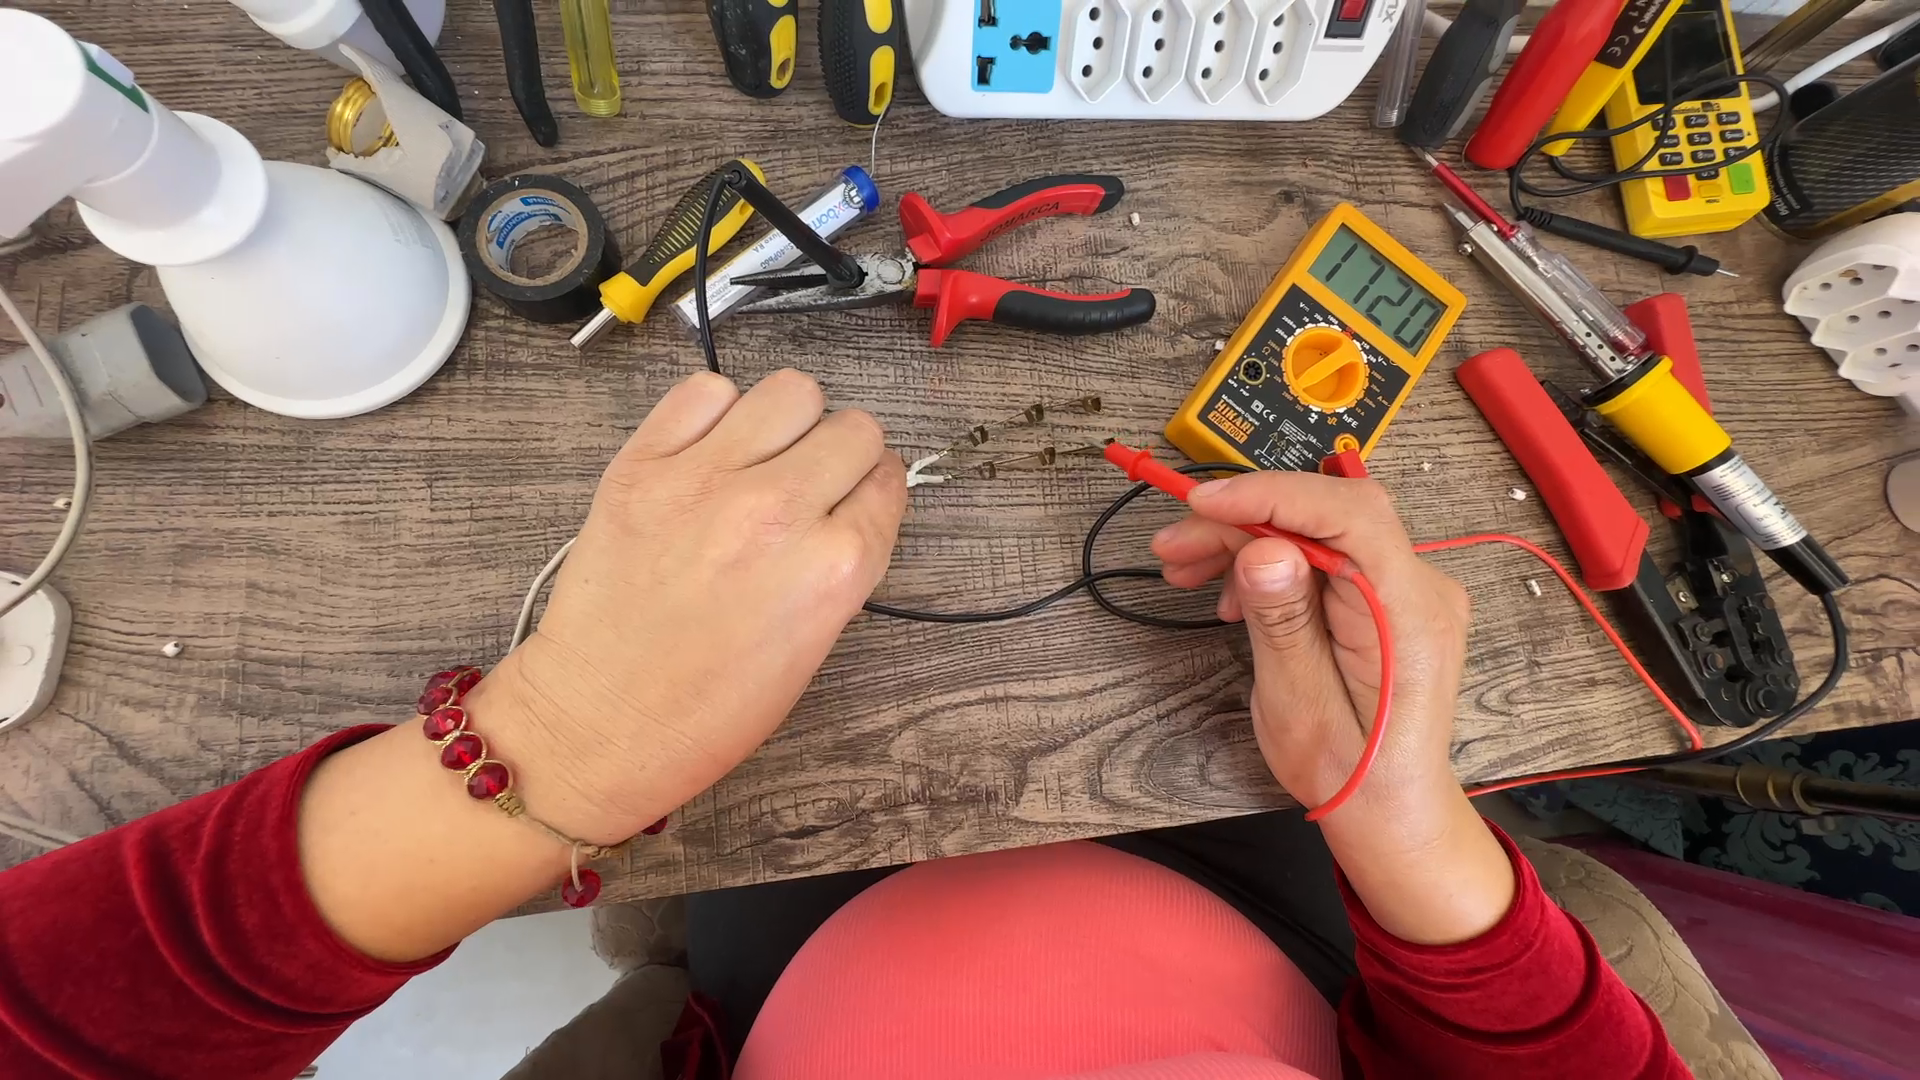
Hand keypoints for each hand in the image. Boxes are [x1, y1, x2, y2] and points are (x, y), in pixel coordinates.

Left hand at [478, 369, 906, 844]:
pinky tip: (712, 454)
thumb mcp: (817, 639)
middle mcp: (780, 511)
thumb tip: (854, 496)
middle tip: (814, 485)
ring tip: (765, 461)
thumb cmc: (716, 704)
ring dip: (792, 423)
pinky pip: (707, 390)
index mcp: (836, 566)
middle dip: (846, 454)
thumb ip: (847, 557)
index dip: (875, 492)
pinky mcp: (642, 465)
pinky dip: (719, 412)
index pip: (889, 480)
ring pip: (793, 390)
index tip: (856, 501)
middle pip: (855, 428)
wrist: (603, 721)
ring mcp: (706, 481)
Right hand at [1152, 473, 1469, 815]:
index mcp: (1409, 613)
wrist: (1389, 809)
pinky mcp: (1378, 597)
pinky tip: (1228, 595)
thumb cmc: (1346, 771)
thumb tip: (1261, 551)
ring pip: (1313, 530)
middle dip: (1242, 518)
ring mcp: (1400, 588)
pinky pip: (1318, 556)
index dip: (1271, 496)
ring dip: (1242, 540)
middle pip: (1324, 515)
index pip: (1349, 516)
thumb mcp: (1298, 702)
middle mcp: (1418, 586)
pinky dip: (1264, 562)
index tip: (1202, 504)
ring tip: (1183, 569)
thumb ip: (1284, 622)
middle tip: (1172, 545)